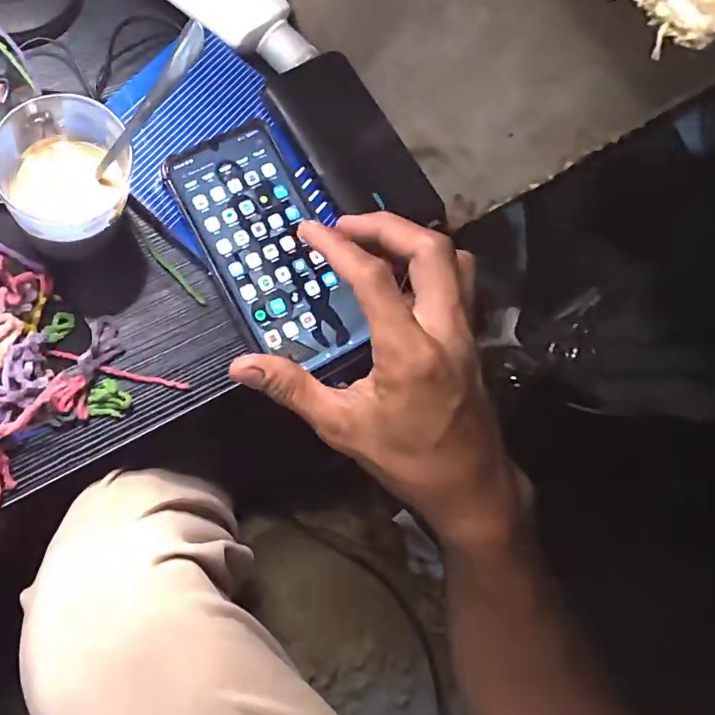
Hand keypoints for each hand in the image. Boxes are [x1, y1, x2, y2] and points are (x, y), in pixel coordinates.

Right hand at [230, 213, 526, 548]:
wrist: (473, 489)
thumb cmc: (406, 459)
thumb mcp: (341, 426)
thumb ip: (291, 388)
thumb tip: (241, 365)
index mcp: (408, 349)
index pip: (373, 277)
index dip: (337, 246)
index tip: (308, 230)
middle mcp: (444, 329)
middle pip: (430, 249)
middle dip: (385, 225)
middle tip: (344, 226)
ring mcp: (465, 330)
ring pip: (454, 259)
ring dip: (413, 238)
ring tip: (372, 241)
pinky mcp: (471, 337)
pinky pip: (459, 280)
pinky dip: (429, 261)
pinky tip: (401, 276)